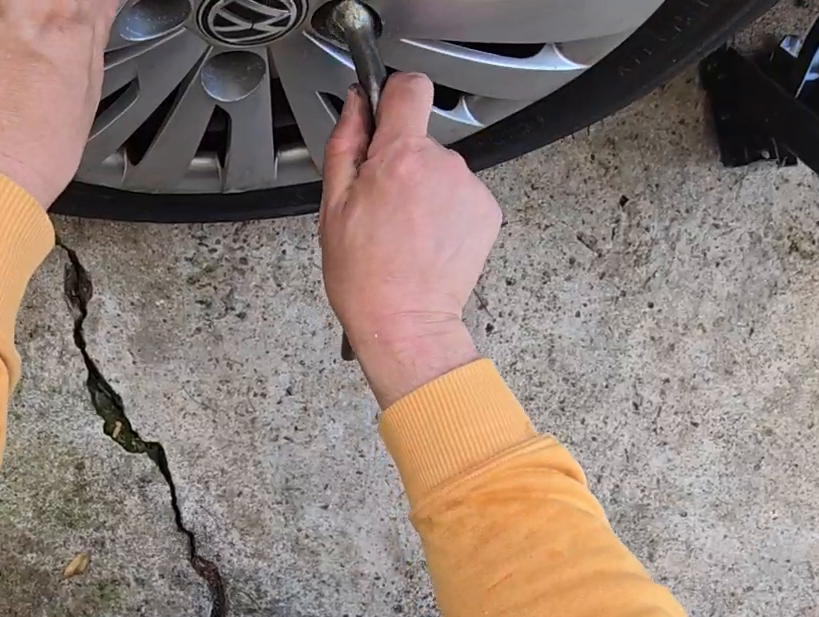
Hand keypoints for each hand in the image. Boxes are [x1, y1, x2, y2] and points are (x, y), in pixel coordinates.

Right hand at [320, 74, 502, 407]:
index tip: (384, 120)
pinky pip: (460, 197)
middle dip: (401, 164)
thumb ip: (345, 147)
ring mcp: (468, 189)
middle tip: (380, 211)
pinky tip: (426, 244)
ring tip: (403, 235)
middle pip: (421, 140)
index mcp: (399, 159)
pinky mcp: (486, 213)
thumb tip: (356, 108)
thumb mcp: (332, 210)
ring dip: (423, 192)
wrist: (405, 325)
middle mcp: (442, 165)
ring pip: (441, 171)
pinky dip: (444, 213)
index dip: (393, 99)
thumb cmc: (365, 280)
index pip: (409, 88)